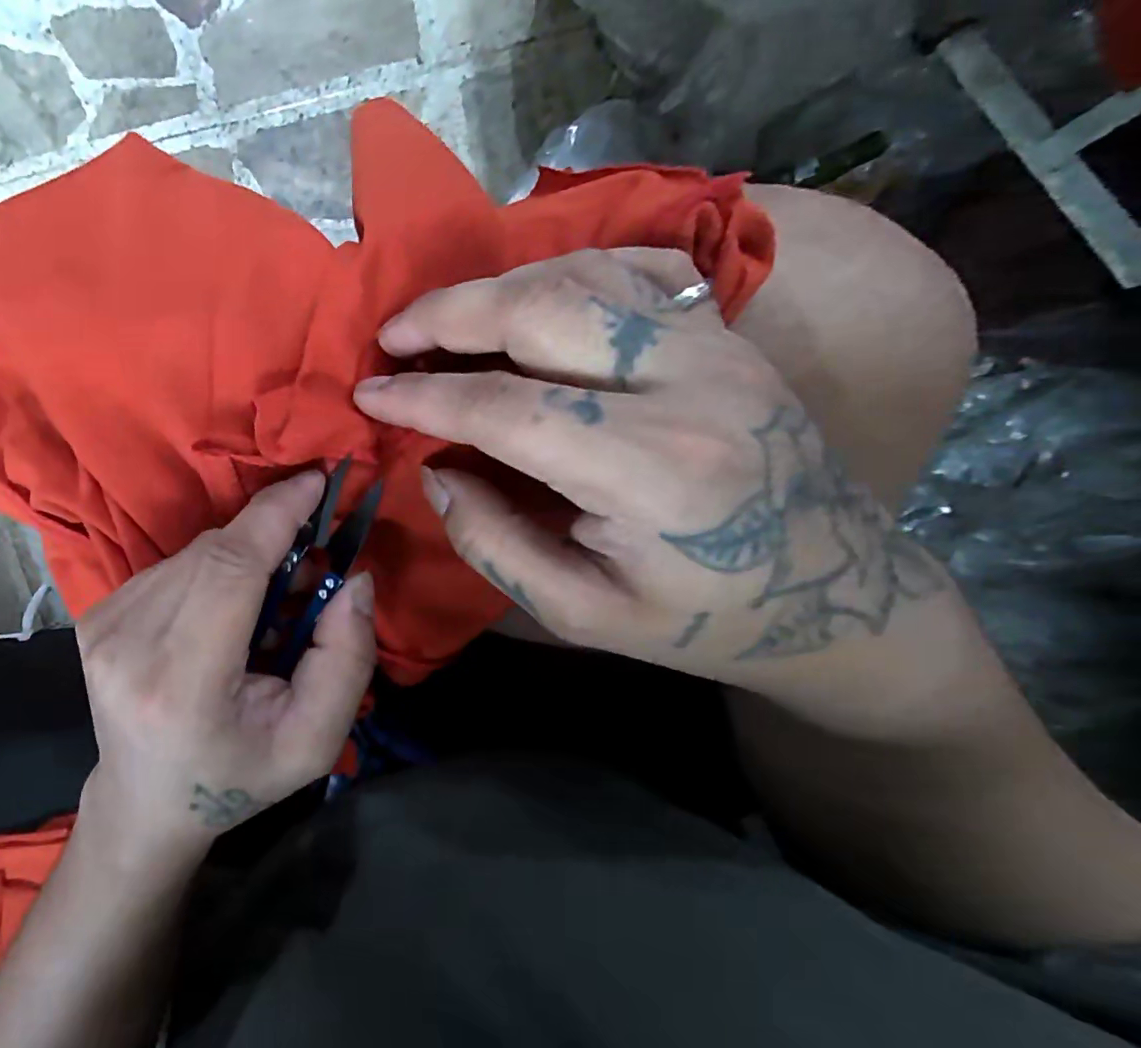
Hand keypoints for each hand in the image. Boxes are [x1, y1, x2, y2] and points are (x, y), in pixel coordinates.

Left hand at [75, 474, 375, 866]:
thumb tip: (353, 578)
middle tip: (306, 564)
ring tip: (261, 607)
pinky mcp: (92, 616)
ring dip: (236, 561)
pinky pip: (167, 569)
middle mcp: (127, 643)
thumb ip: (345, 660)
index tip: (316, 482)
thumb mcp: (312, 743)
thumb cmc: (233, 778)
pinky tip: (217, 615)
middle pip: (211, 552)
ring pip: (189, 555)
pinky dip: (205, 575)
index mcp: (180, 681)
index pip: (229, 568)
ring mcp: (101, 626)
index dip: (275, 515)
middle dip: (267, 539)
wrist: (144, 799)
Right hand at [353, 248, 946, 700]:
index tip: (368, 394)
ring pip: (583, 275)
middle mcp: (691, 387)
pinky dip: (559, 274)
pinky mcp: (722, 335)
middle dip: (449, 315)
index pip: (508, 408)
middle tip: (389, 336)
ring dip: (494, 289)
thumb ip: (491, 542)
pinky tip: (520, 302)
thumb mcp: (577, 612)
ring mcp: (715, 347)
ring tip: (438, 321)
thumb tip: (433, 469)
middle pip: (546, 309)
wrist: (837, 593)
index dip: (423, 396)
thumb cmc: (699, 618)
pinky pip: (630, 272)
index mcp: (653, 473)